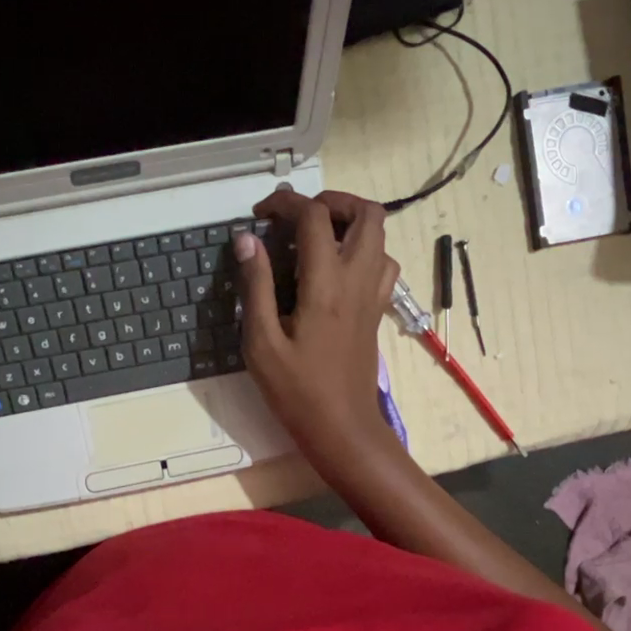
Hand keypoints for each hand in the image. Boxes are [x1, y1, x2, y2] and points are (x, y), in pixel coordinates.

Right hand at [236, 190, 402, 469]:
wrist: (343, 429)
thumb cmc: (297, 392)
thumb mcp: (262, 343)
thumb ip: (256, 287)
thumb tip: (247, 241)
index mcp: (326, 285)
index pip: (314, 217)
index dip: (286, 203)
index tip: (261, 215)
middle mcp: (358, 280)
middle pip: (366, 212)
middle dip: (332, 202)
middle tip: (298, 219)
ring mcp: (374, 295)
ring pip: (380, 236)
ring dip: (350, 224)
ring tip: (315, 241)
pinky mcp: (378, 311)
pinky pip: (382, 264)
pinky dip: (362, 252)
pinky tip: (335, 270)